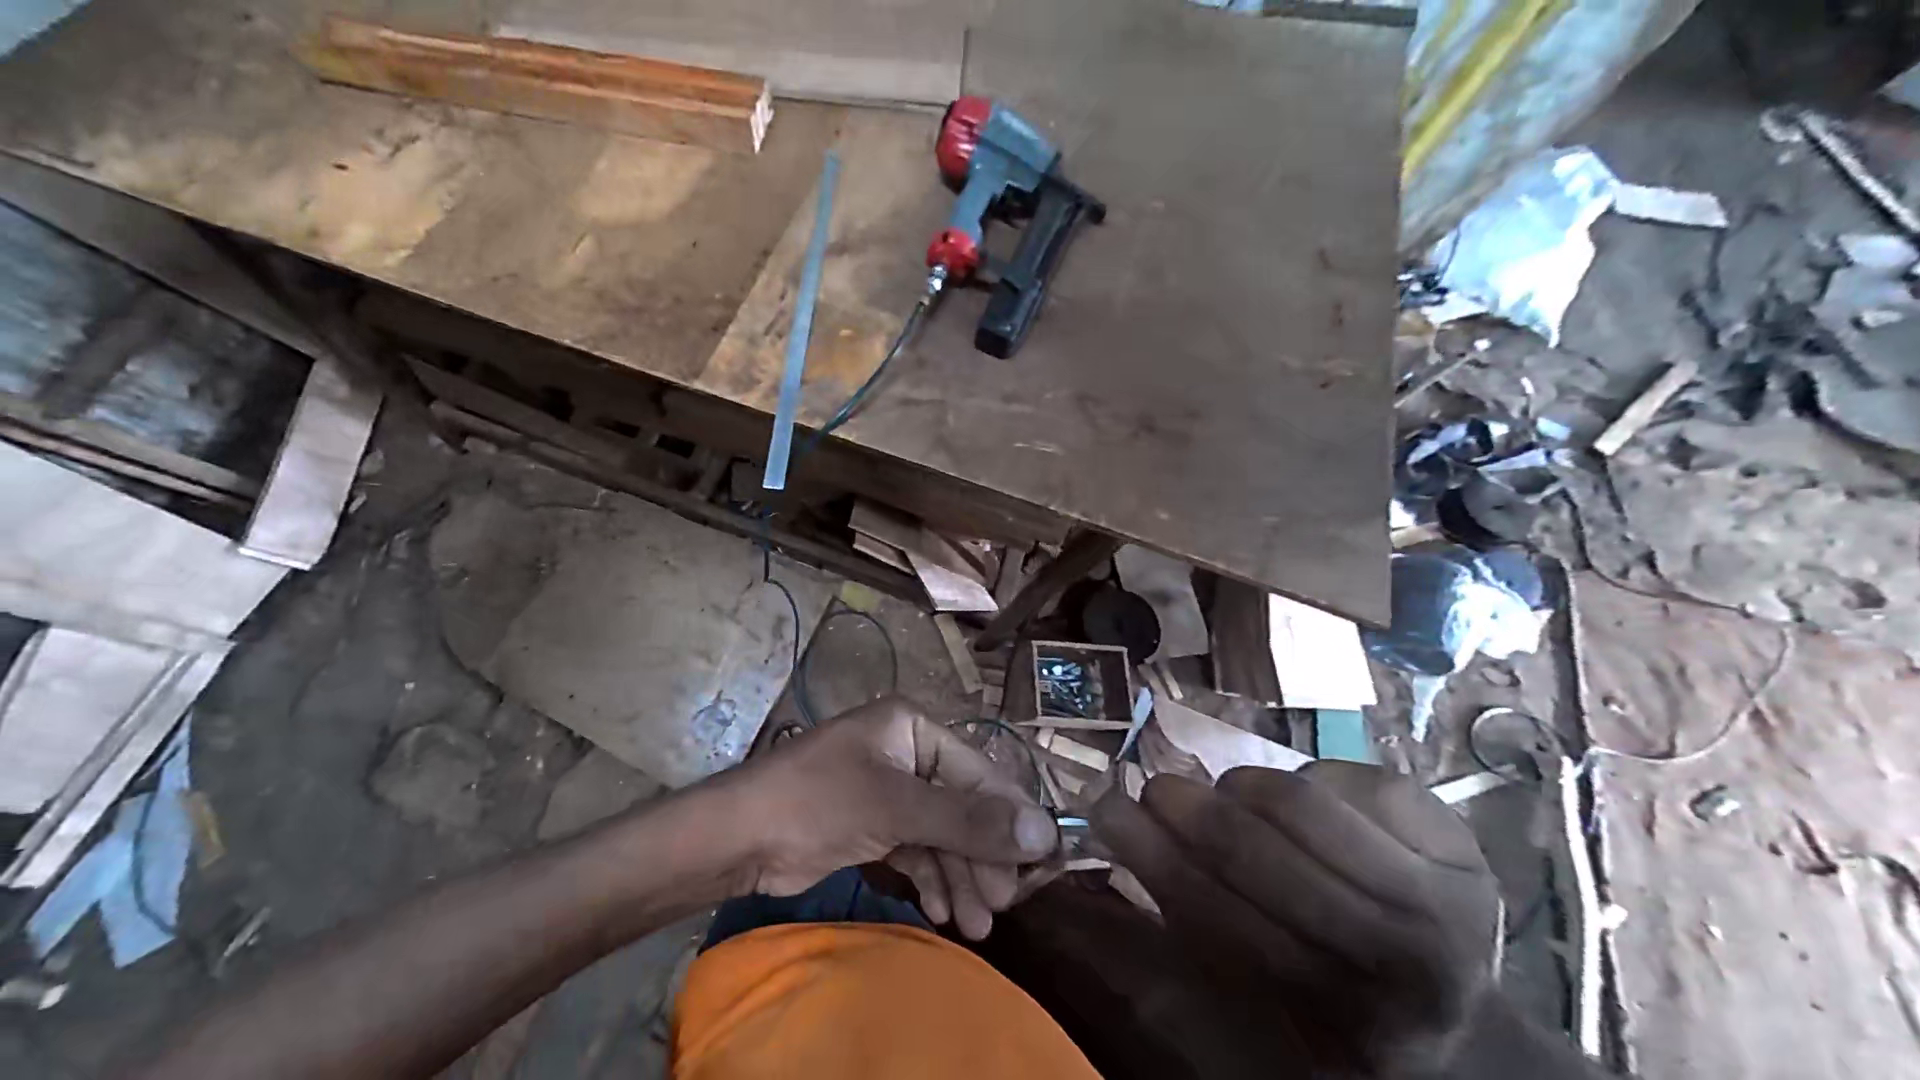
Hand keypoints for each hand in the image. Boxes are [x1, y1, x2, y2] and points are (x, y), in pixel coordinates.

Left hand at [718, 697, 1057, 939]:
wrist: (738, 837)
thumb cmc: (818, 802)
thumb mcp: (896, 807)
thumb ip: (968, 820)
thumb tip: (1042, 831)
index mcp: (913, 728)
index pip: (977, 771)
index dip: (1008, 815)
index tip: (1039, 861)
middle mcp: (906, 754)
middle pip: (961, 806)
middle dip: (980, 857)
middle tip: (1001, 905)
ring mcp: (889, 791)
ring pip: (940, 835)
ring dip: (959, 877)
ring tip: (976, 924)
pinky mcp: (873, 826)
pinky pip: (916, 851)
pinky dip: (930, 879)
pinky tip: (942, 911)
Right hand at [1093, 761, 1499, 1075]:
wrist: (1455, 1023)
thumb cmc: (1333, 1011)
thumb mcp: (1259, 1000)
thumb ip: (1190, 921)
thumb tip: (1117, 824)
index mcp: (1338, 1018)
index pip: (1215, 913)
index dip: (1149, 852)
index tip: (1105, 808)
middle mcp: (1400, 962)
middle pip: (1257, 848)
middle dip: (1186, 806)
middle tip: (1158, 789)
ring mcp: (1442, 895)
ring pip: (1301, 799)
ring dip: (1244, 788)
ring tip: (1233, 798)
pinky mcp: (1460, 841)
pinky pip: (1350, 777)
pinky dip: (1308, 779)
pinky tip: (1305, 807)